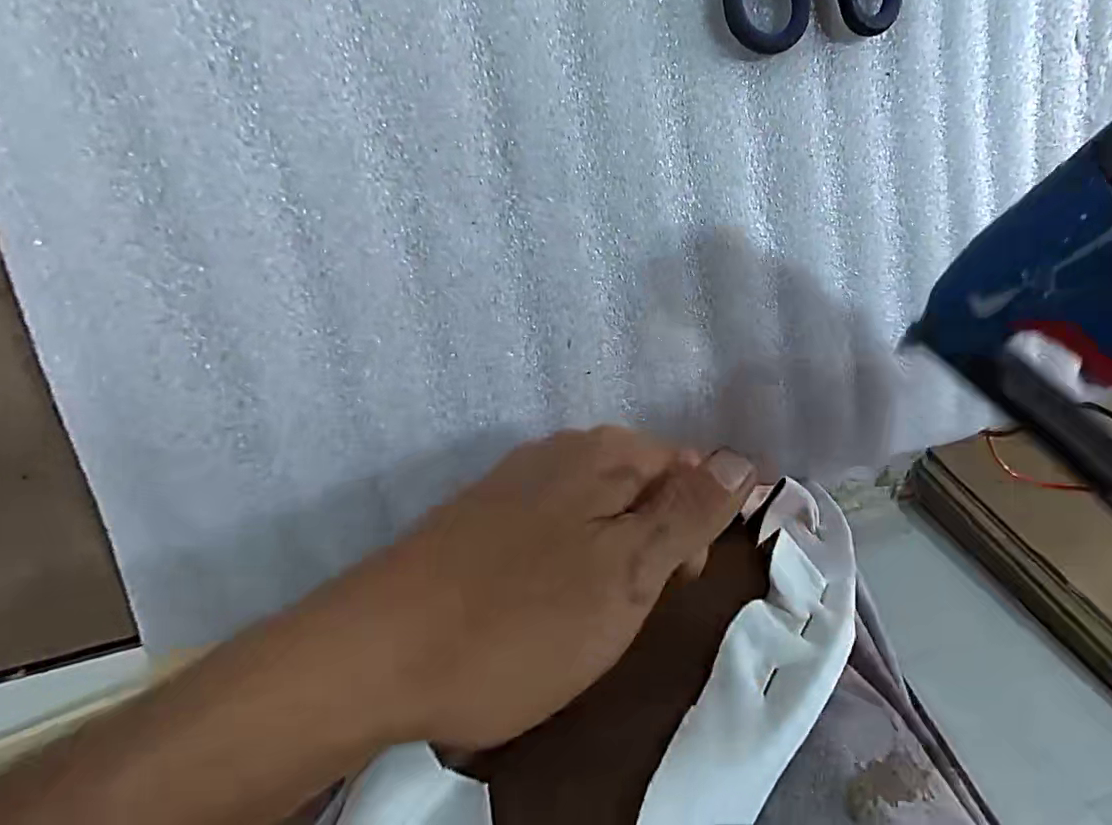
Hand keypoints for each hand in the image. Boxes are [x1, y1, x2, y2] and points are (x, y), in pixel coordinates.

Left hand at [283, 426, 756, 750]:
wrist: (364, 662)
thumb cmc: (522, 620)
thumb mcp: (632, 571)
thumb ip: (694, 511)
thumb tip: (746, 460)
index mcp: (610, 452)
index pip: (694, 469)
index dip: (696, 529)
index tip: (672, 587)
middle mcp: (565, 449)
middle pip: (646, 487)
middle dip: (654, 544)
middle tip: (625, 610)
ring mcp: (516, 479)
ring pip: (601, 512)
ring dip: (611, 558)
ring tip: (582, 616)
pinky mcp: (480, 515)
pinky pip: (555, 527)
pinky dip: (565, 563)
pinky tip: (536, 606)